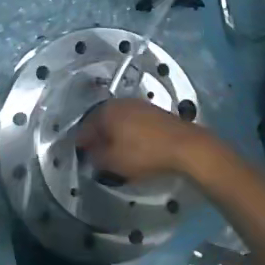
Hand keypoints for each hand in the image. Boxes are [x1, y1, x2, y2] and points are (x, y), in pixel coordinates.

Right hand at [75, 98, 217, 182]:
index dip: (82, 142)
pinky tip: (132, 144)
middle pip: (101, 120)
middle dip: (98, 136)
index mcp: (106, 111)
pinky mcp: (153, 110)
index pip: (86, 127)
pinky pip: (132, 121)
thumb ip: (96, 158)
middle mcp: (119, 103)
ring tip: (114, 150)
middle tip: (97, 153)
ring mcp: (138, 104)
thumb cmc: (143, 153)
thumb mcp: (113, 162)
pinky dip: (127, 131)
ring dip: (113, 133)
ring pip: (117, 119)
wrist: (183, 145)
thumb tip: (90, 154)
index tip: (82, 156)